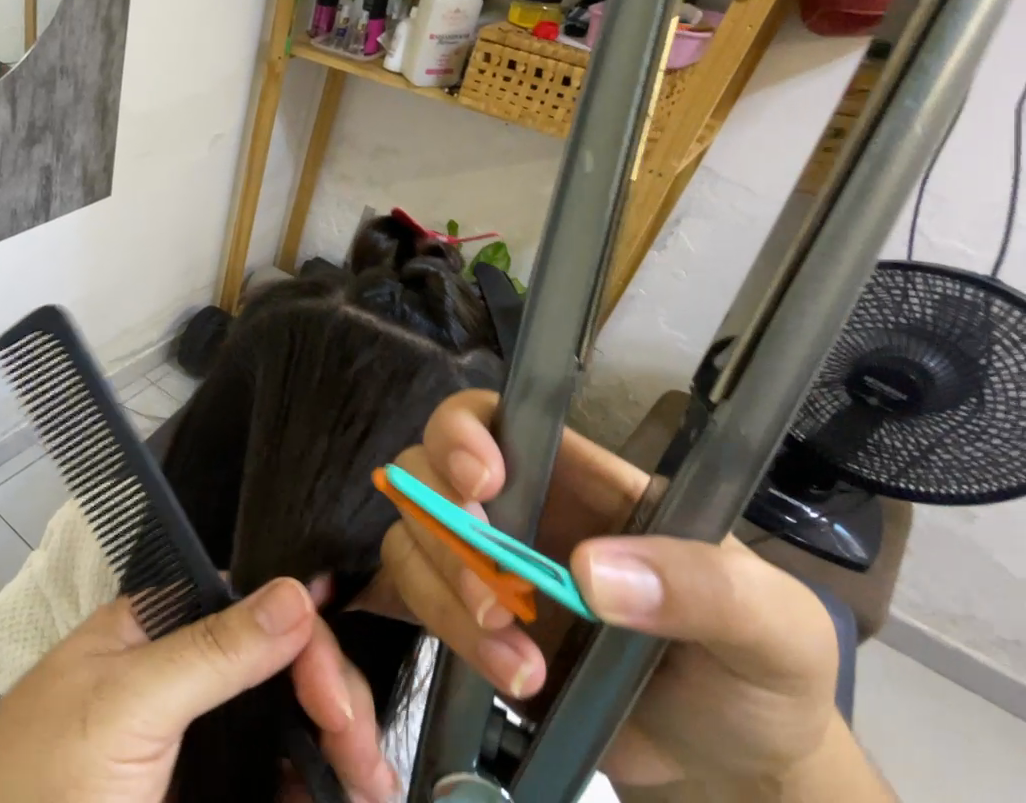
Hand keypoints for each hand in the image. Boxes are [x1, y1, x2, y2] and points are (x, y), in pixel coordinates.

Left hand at [0, 577, 398, 802]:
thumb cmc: (46, 774)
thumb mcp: (127, 705)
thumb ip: (210, 650)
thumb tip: (296, 591)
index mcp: (157, 629)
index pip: (254, 610)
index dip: (306, 647)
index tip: (336, 711)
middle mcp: (183, 673)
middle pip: (281, 667)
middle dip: (334, 704)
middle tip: (368, 768)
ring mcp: (196, 734)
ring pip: (285, 721)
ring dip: (337, 748)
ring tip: (371, 786)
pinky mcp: (206, 785)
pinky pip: (272, 774)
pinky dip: (312, 783)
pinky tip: (339, 793)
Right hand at [374, 390, 863, 792]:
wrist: (722, 774)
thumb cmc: (757, 678)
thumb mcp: (776, 629)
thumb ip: (706, 589)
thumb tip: (589, 571)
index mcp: (582, 483)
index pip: (496, 418)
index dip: (464, 432)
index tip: (480, 482)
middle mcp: (518, 510)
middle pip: (426, 469)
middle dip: (441, 521)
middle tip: (493, 591)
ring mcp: (482, 563)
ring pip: (409, 536)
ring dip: (446, 592)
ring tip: (520, 662)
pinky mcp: (459, 618)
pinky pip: (408, 598)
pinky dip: (444, 631)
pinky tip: (508, 676)